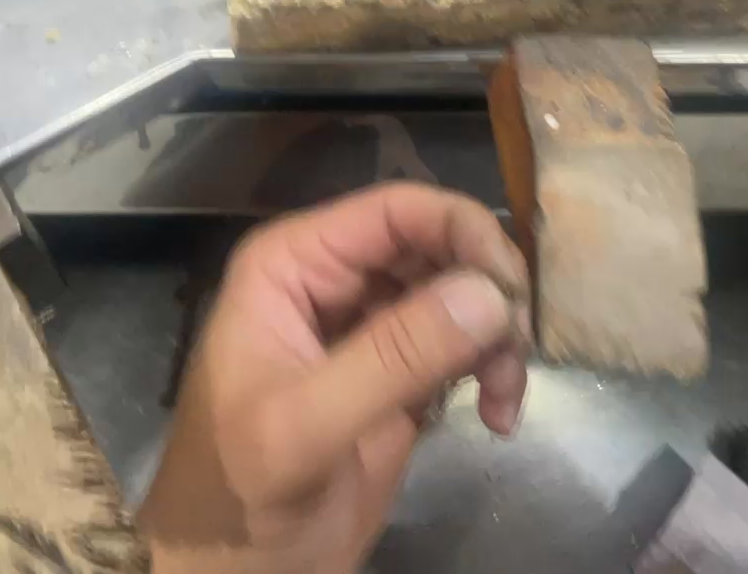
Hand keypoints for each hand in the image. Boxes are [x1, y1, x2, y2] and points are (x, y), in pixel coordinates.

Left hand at [140, 182, 530, 573]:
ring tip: (505, 397)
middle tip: (517, 349)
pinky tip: (497, 416)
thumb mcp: (305, 426)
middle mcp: (334, 276)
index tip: (511, 289)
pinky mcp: (397, 370)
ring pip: (455, 291)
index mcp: (295, 261)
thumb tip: (488, 294)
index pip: (393, 210)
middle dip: (484, 288)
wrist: (231, 570)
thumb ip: (393, 357)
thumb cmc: (240, 493)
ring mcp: (368, 322)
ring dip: (494, 335)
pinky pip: (460, 342)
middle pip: (434, 244)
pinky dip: (491, 368)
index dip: (460, 230)